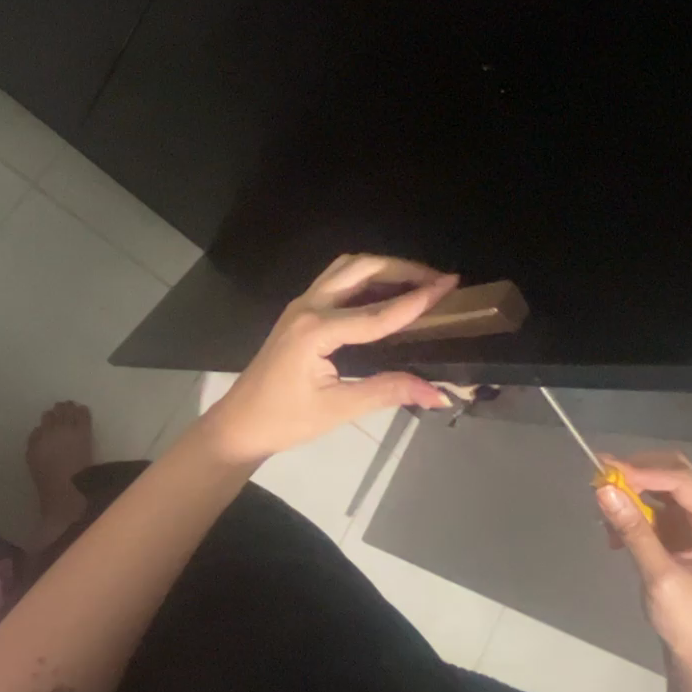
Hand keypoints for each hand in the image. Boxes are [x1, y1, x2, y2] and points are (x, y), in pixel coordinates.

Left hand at [198, 254, 458, 464]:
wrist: (240, 423)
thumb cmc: (285, 420)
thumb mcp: (338, 409)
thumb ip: (387, 391)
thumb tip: (437, 394)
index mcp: (316, 331)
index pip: (377, 313)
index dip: (417, 300)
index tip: (451, 284)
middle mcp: (308, 307)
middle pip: (360, 269)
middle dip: (402, 268)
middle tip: (438, 280)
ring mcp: (301, 305)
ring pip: (346, 268)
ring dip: (383, 267)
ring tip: (418, 281)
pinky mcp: (300, 312)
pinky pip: (336, 281)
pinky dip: (366, 278)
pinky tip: (387, 292)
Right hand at [594, 451, 691, 671]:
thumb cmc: (690, 621)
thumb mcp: (660, 576)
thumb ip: (633, 530)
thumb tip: (603, 490)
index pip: (683, 482)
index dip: (645, 473)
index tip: (607, 474)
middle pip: (674, 474)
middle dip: (637, 473)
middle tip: (600, 479)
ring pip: (660, 486)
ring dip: (630, 491)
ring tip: (603, 505)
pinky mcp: (677, 532)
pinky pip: (650, 505)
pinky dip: (630, 510)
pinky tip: (613, 532)